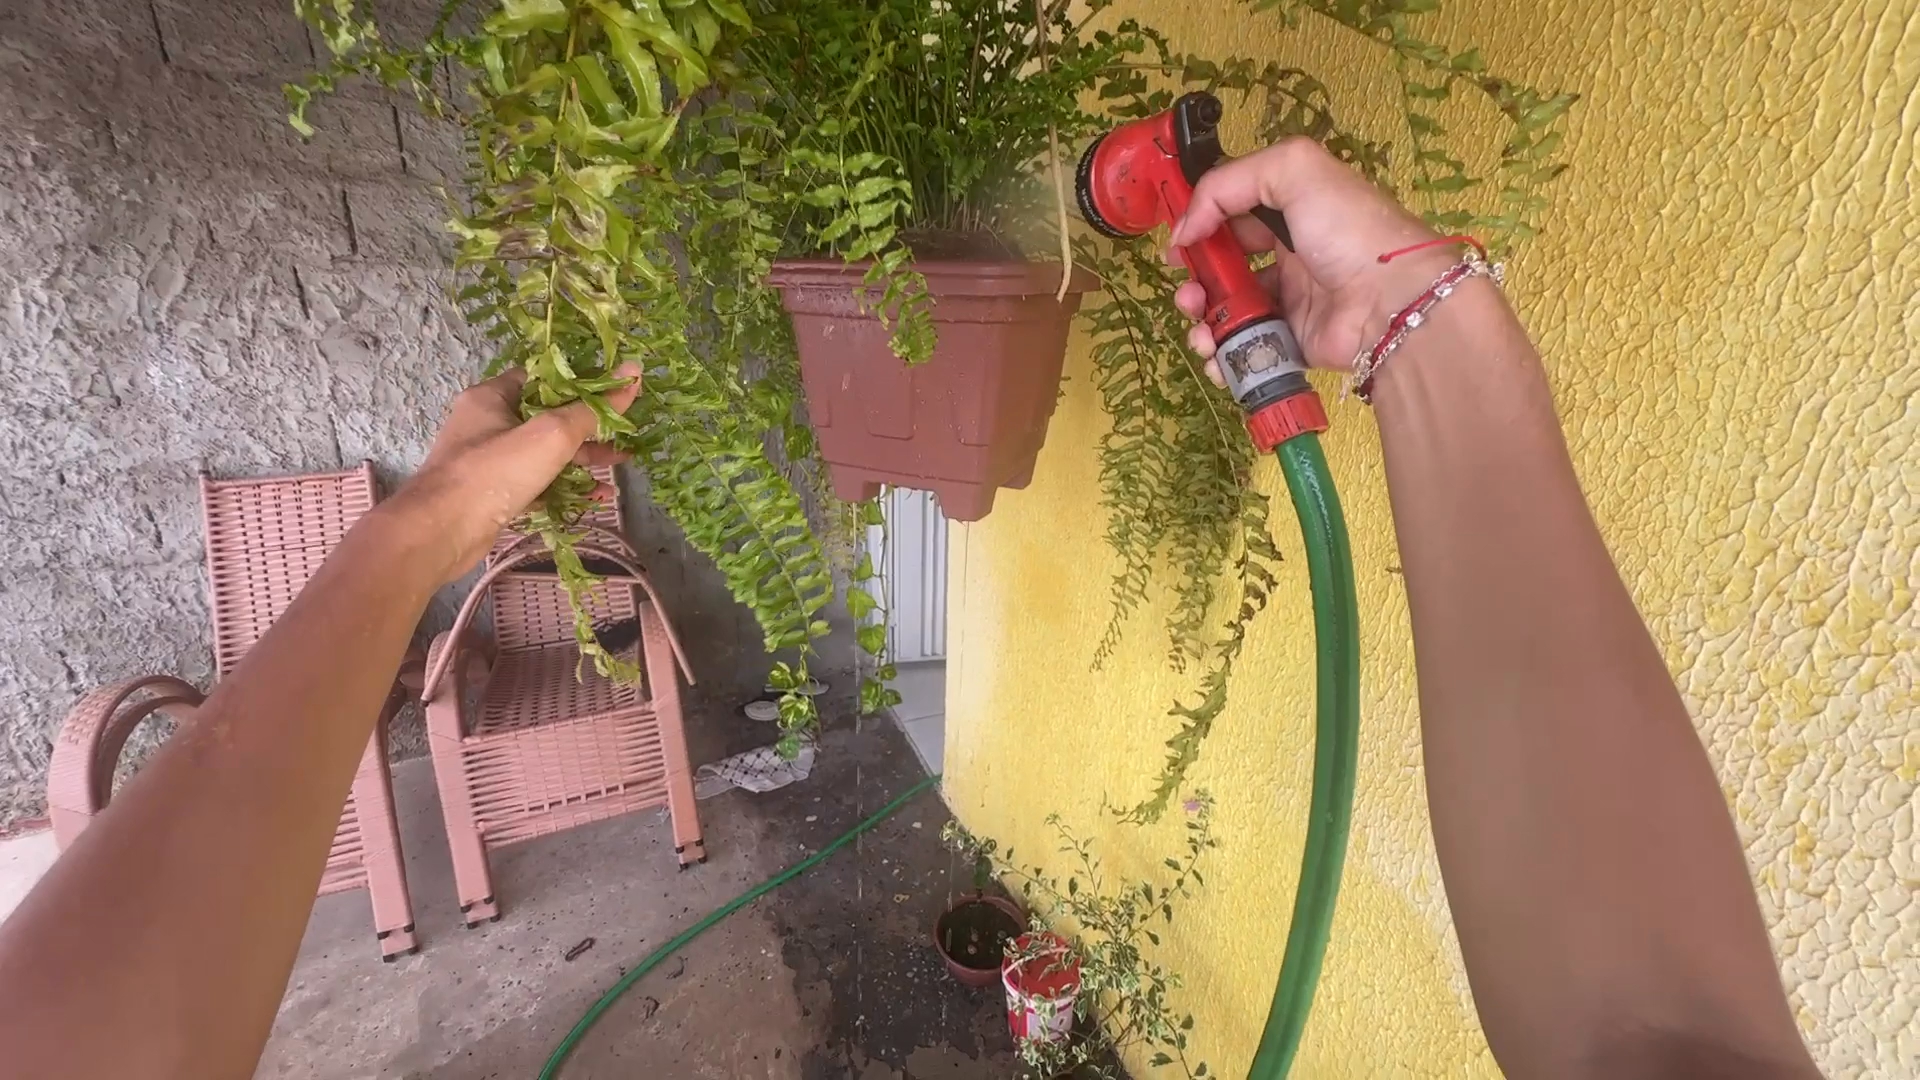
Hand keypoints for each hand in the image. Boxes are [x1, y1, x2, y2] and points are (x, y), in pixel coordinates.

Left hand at [383, 365, 641, 584]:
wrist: (442, 531)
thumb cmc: (495, 471)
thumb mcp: (553, 434)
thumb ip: (594, 407)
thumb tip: (634, 371)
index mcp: (493, 397)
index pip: (543, 378)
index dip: (580, 383)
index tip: (614, 392)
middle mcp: (489, 424)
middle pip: (549, 417)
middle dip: (590, 427)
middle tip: (624, 433)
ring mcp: (492, 460)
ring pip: (547, 452)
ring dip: (584, 459)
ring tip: (620, 466)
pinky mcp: (497, 492)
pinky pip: (541, 482)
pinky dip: (569, 487)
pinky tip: (599, 496)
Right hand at [1167, 138, 1455, 376]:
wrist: (1388, 301)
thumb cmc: (1346, 229)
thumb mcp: (1294, 170)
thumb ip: (1229, 183)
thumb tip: (1184, 230)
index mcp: (1291, 214)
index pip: (1232, 218)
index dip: (1200, 230)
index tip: (1177, 249)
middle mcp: (1287, 259)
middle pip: (1222, 270)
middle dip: (1196, 284)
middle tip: (1189, 296)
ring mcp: (1285, 304)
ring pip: (1226, 314)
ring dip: (1201, 323)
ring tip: (1200, 332)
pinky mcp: (1286, 343)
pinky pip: (1242, 349)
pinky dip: (1219, 357)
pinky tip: (1214, 356)